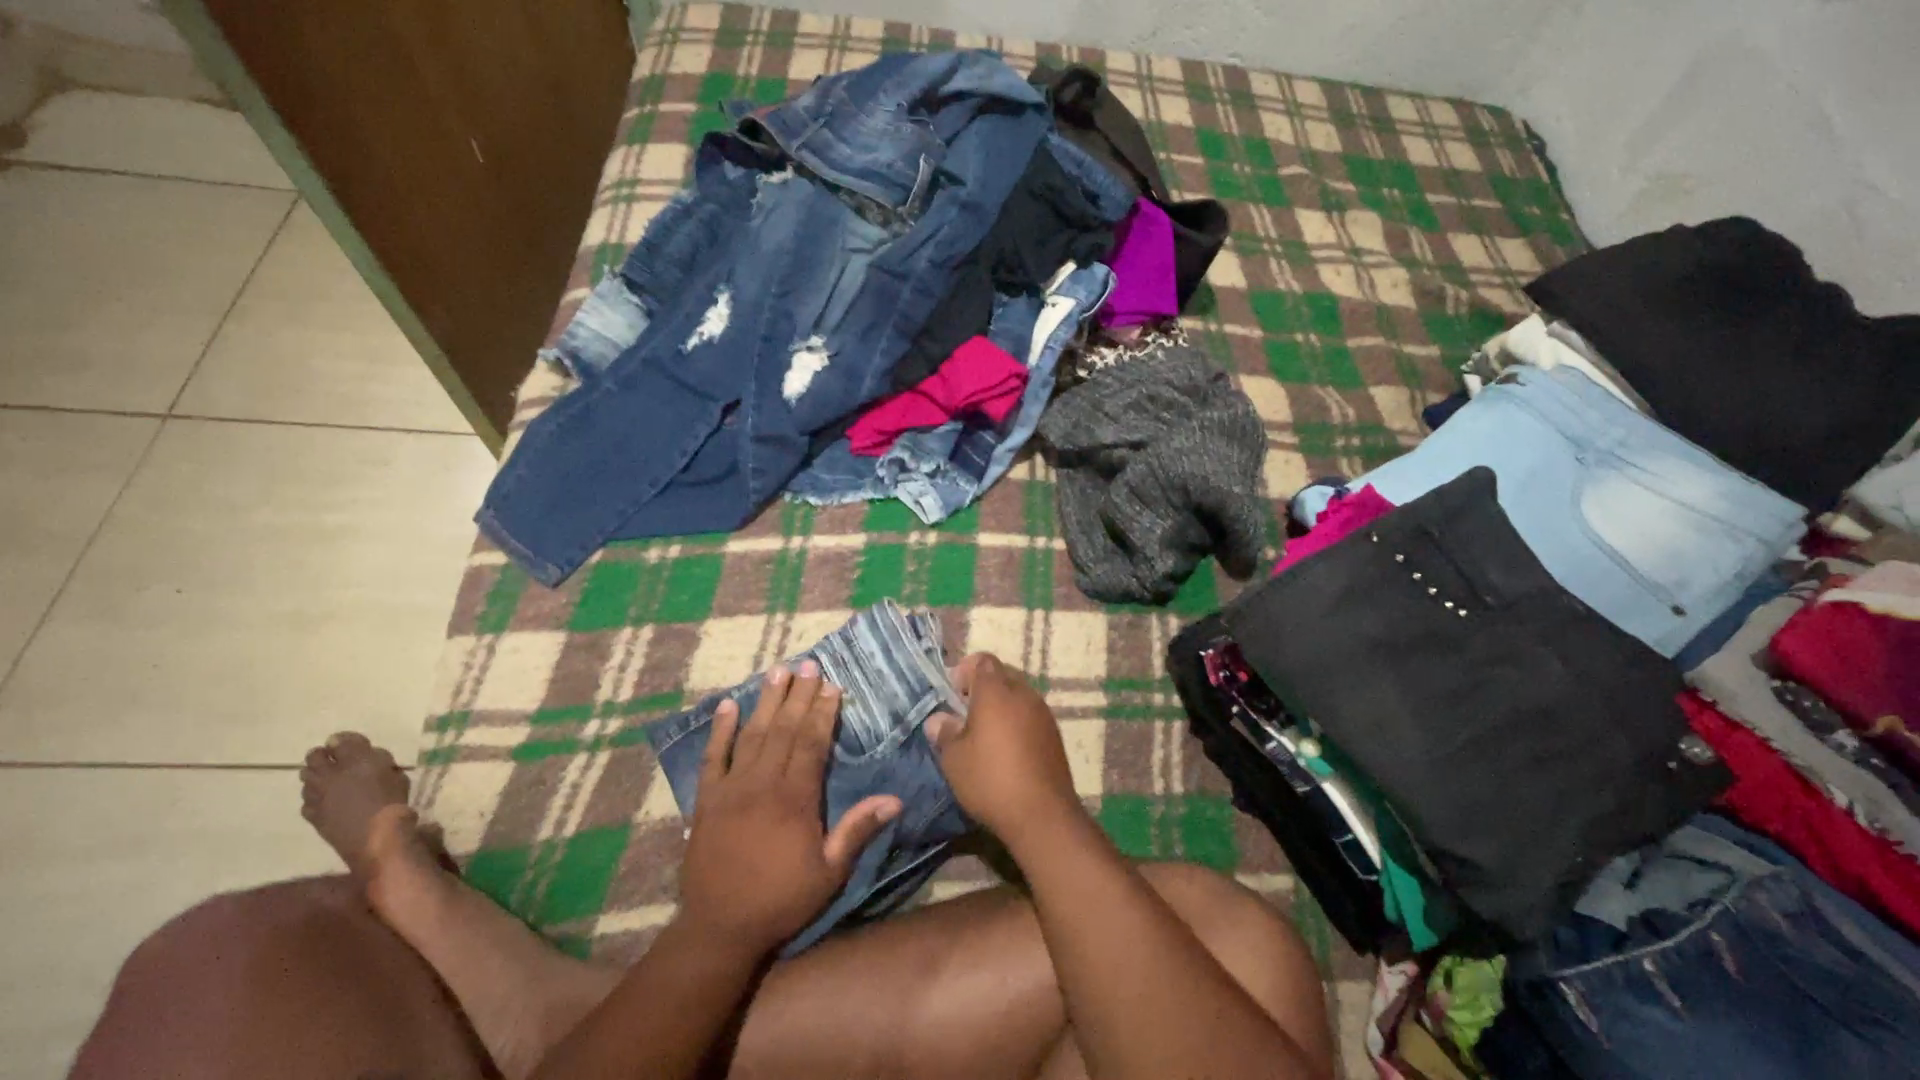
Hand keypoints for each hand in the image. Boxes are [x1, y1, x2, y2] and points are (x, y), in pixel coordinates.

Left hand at [676, 661, 901, 955]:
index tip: (832, 685)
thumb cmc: (781, 900)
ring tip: (777, 671)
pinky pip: (712, 757)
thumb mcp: (829, 872)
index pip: (812, 743)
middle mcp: (762, 783)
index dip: (823, 713)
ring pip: (752, 734)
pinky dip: (719, 730)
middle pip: (784, 730)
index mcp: (795, 798)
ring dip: (765, 701)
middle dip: (798, 695)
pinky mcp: (706, 799)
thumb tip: (894, 799)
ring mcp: (730, 788)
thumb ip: (857, 830)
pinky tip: (726, 706)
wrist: (719, 926)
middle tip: (808, 664)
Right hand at [931, 653, 1083, 846]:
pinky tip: (1006, 750)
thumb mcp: (954, 758)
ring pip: (1018, 696)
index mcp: (996, 691)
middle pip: (1001, 676)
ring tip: (984, 735)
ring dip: (1000, 707)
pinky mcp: (1054, 735)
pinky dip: (1016, 723)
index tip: (951, 695)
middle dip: (981, 689)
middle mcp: (1024, 693)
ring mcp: (1044, 713)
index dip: (963, 671)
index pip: (981, 660)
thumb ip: (945, 732)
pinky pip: (1030, 716)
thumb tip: (939, 719)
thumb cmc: (990, 779)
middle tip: (963, 716)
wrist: (1042, 814)